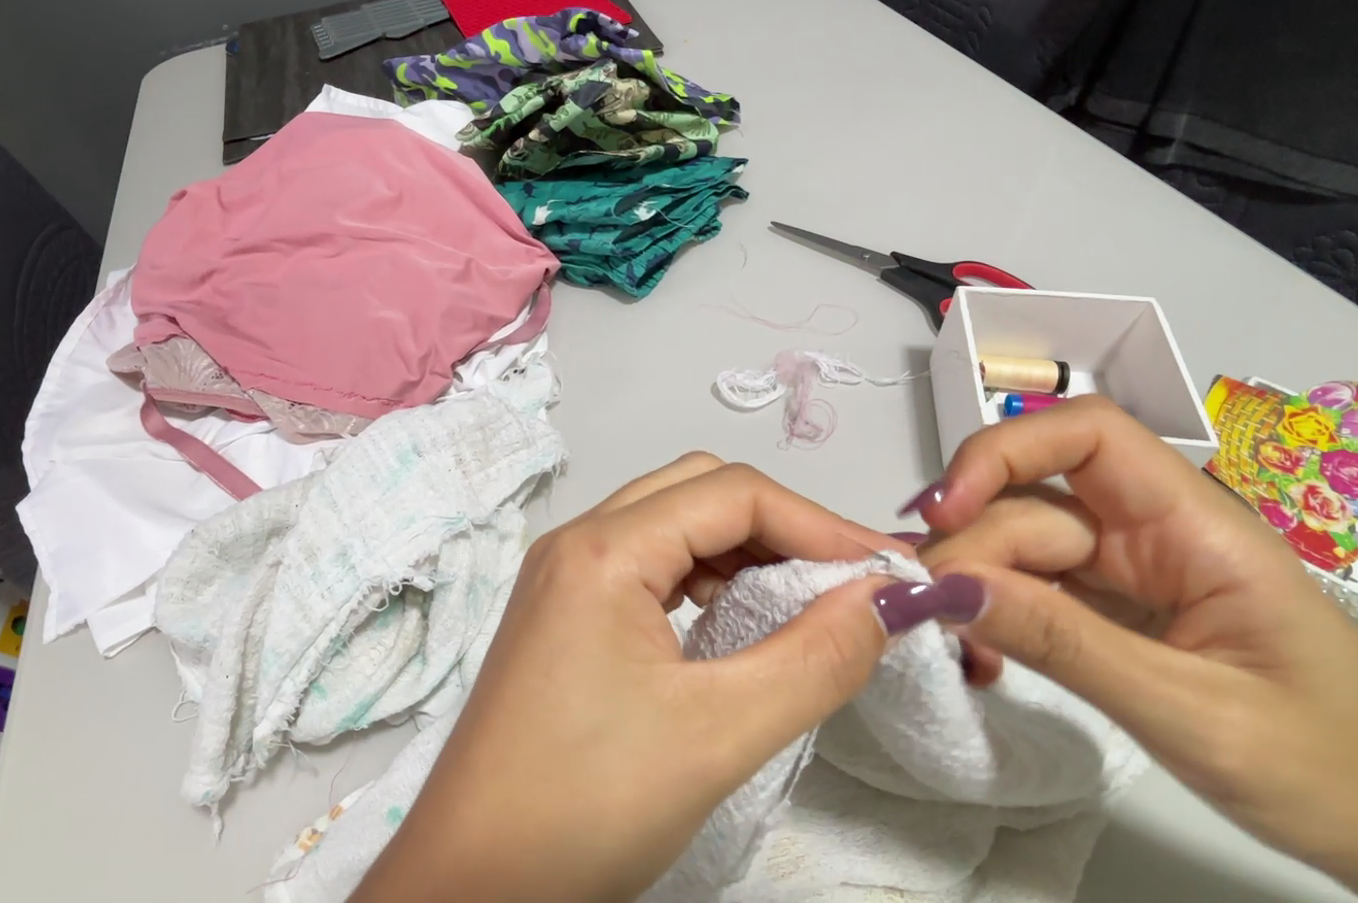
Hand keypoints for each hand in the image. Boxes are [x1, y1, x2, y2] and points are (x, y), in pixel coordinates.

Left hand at [352, 454, 911, 902]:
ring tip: (801, 604)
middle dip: (781, 528)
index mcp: (603, 550)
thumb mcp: (718, 734)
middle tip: (846, 585)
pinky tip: (734, 624)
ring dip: (743, 552)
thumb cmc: (586, 805)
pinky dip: (704, 580)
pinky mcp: (562, 616)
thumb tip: (888, 600)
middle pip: (699, 493)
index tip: (888, 573)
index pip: (733, 495)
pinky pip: (648, 567)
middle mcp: (577, 543)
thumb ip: (815, 658)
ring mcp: (563, 578)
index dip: (820, 524)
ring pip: (672, 526)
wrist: (469, 882)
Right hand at [912, 396, 1357, 902]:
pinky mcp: (1111, 608)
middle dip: (973, 550)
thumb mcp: (1191, 713)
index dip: (1003, 453)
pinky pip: (1031, 589)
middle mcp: (1154, 532)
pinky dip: (993, 615)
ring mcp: (1129, 570)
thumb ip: (1063, 643)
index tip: (942, 514)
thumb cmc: (1331, 771)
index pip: (1087, 436)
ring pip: (1020, 545)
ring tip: (956, 653)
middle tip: (930, 617)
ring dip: (973, 588)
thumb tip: (944, 587)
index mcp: (1197, 527)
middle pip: (1032, 501)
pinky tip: (981, 658)